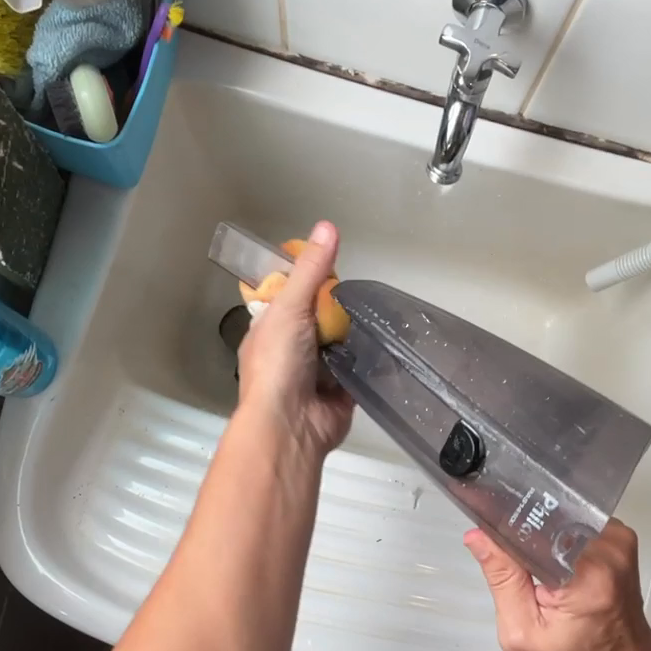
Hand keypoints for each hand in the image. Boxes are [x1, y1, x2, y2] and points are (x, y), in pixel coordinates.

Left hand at [236, 221, 354, 460]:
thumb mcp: (290, 307)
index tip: (330, 267)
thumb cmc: (279, 364)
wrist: (291, 424)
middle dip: (335, 307)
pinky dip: (366, 359)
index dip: (307, 282)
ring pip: (339, 342)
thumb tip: (328, 226)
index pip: (289, 297)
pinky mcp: (340, 392)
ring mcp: (316, 373)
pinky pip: (357, 368)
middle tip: (356, 292)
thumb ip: (311, 271)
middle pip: (318, 318)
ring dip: (352, 332)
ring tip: (374, 312)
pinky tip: (382, 343)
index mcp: (269, 330)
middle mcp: (290, 350)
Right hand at [463, 519, 650, 650]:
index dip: (505, 531)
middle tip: (515, 567)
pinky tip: (553, 565)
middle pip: (549, 520)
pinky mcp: (621, 539)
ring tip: (536, 570)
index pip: (533, 531)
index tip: (488, 538)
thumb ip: (502, 579)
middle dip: (524, 536)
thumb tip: (477, 536)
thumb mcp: (522, 633)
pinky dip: (559, 540)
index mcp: (587, 576)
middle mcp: (609, 550)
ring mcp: (619, 540)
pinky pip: (575, 524)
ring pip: (560, 518)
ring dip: (542, 538)